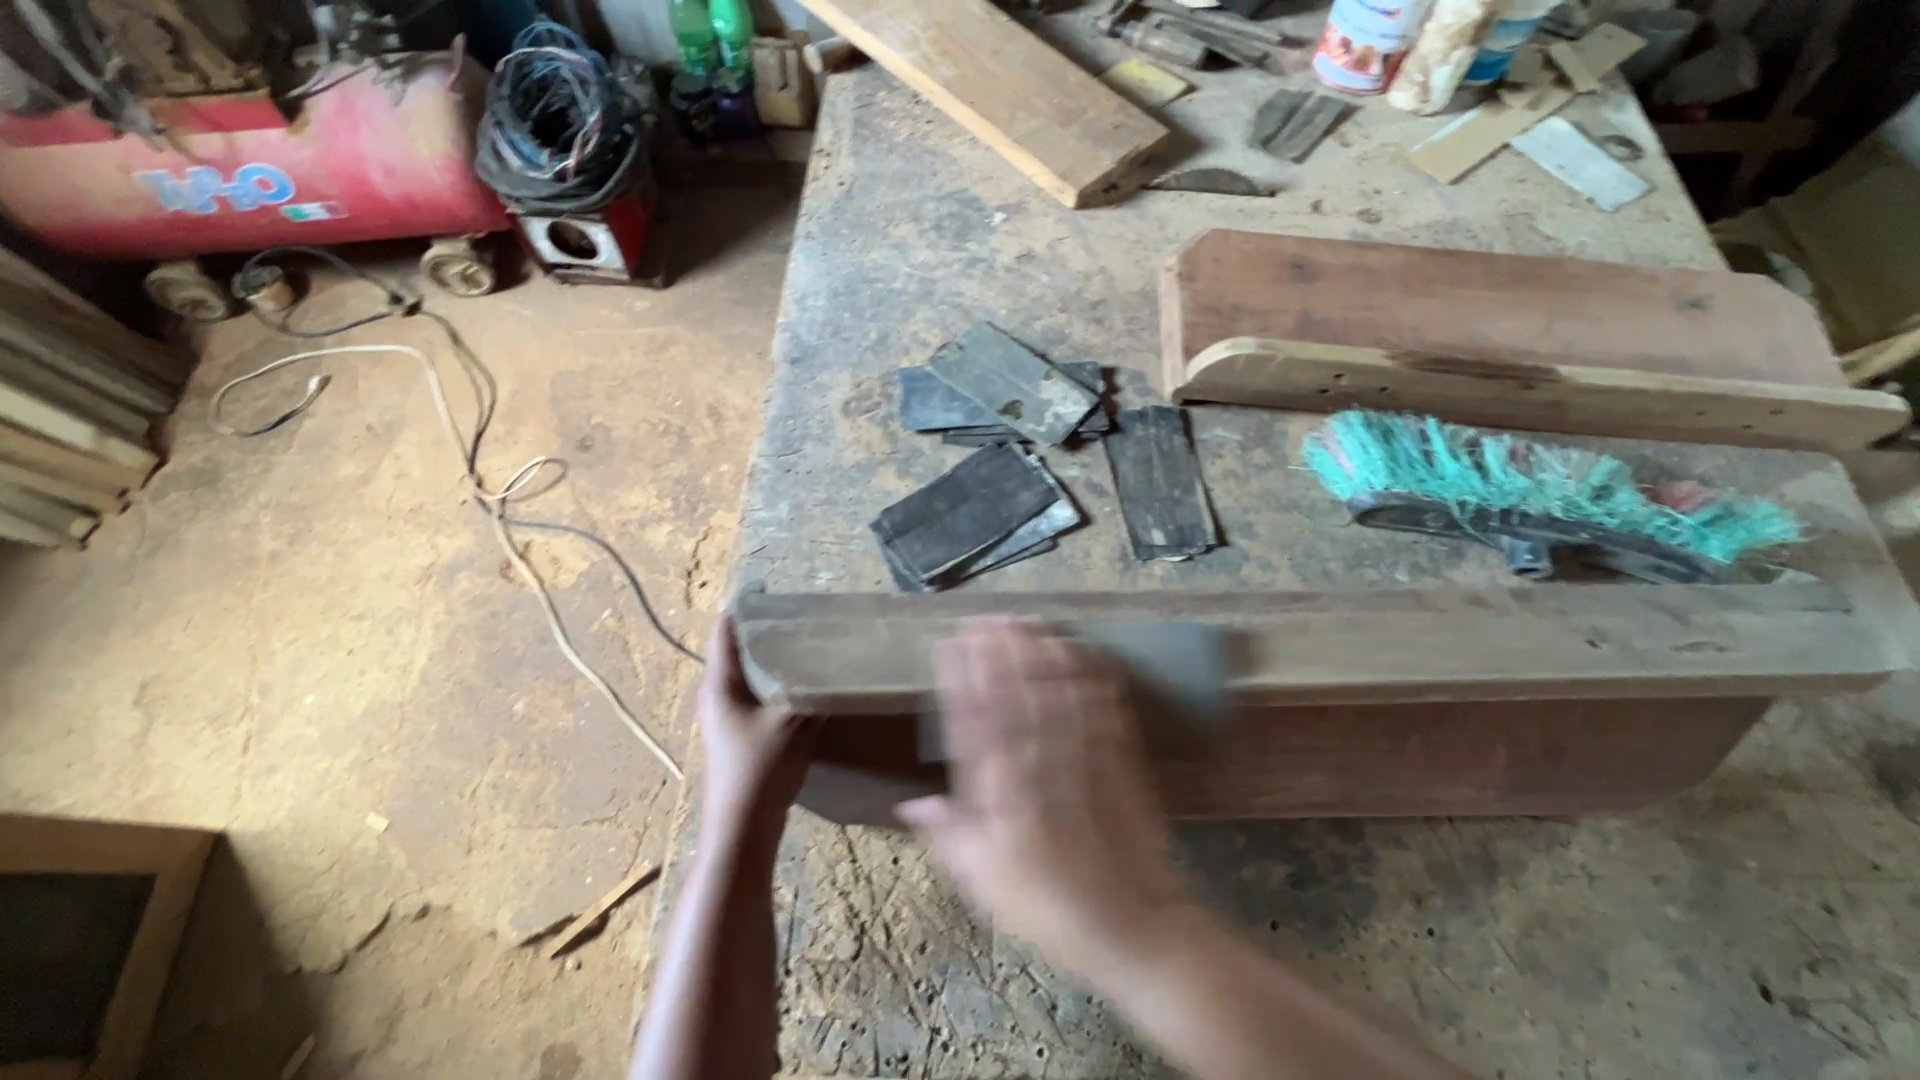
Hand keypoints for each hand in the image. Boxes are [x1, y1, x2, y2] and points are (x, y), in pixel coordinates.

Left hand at [697, 611, 819, 839]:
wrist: (741, 828)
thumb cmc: (761, 768)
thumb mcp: (794, 724)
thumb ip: (813, 694)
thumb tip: (836, 670)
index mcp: (719, 685)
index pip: (725, 631)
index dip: (744, 607)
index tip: (769, 589)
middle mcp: (714, 697)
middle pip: (733, 652)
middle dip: (761, 632)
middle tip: (795, 615)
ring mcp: (721, 719)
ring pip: (743, 676)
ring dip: (766, 660)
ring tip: (799, 645)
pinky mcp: (733, 736)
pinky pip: (750, 696)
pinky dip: (769, 684)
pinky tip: (795, 687)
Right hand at [897, 618, 1194, 975]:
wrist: (1131, 923)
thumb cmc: (1047, 907)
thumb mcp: (983, 882)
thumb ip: (949, 836)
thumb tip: (912, 801)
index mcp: (1000, 794)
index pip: (975, 721)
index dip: (962, 678)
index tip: (952, 645)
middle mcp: (1039, 765)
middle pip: (1016, 694)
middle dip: (1000, 651)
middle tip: (986, 619)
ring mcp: (1082, 757)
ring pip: (1057, 691)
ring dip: (1041, 651)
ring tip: (1026, 621)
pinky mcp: (1120, 759)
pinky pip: (1102, 706)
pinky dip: (1089, 674)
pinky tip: (1080, 650)